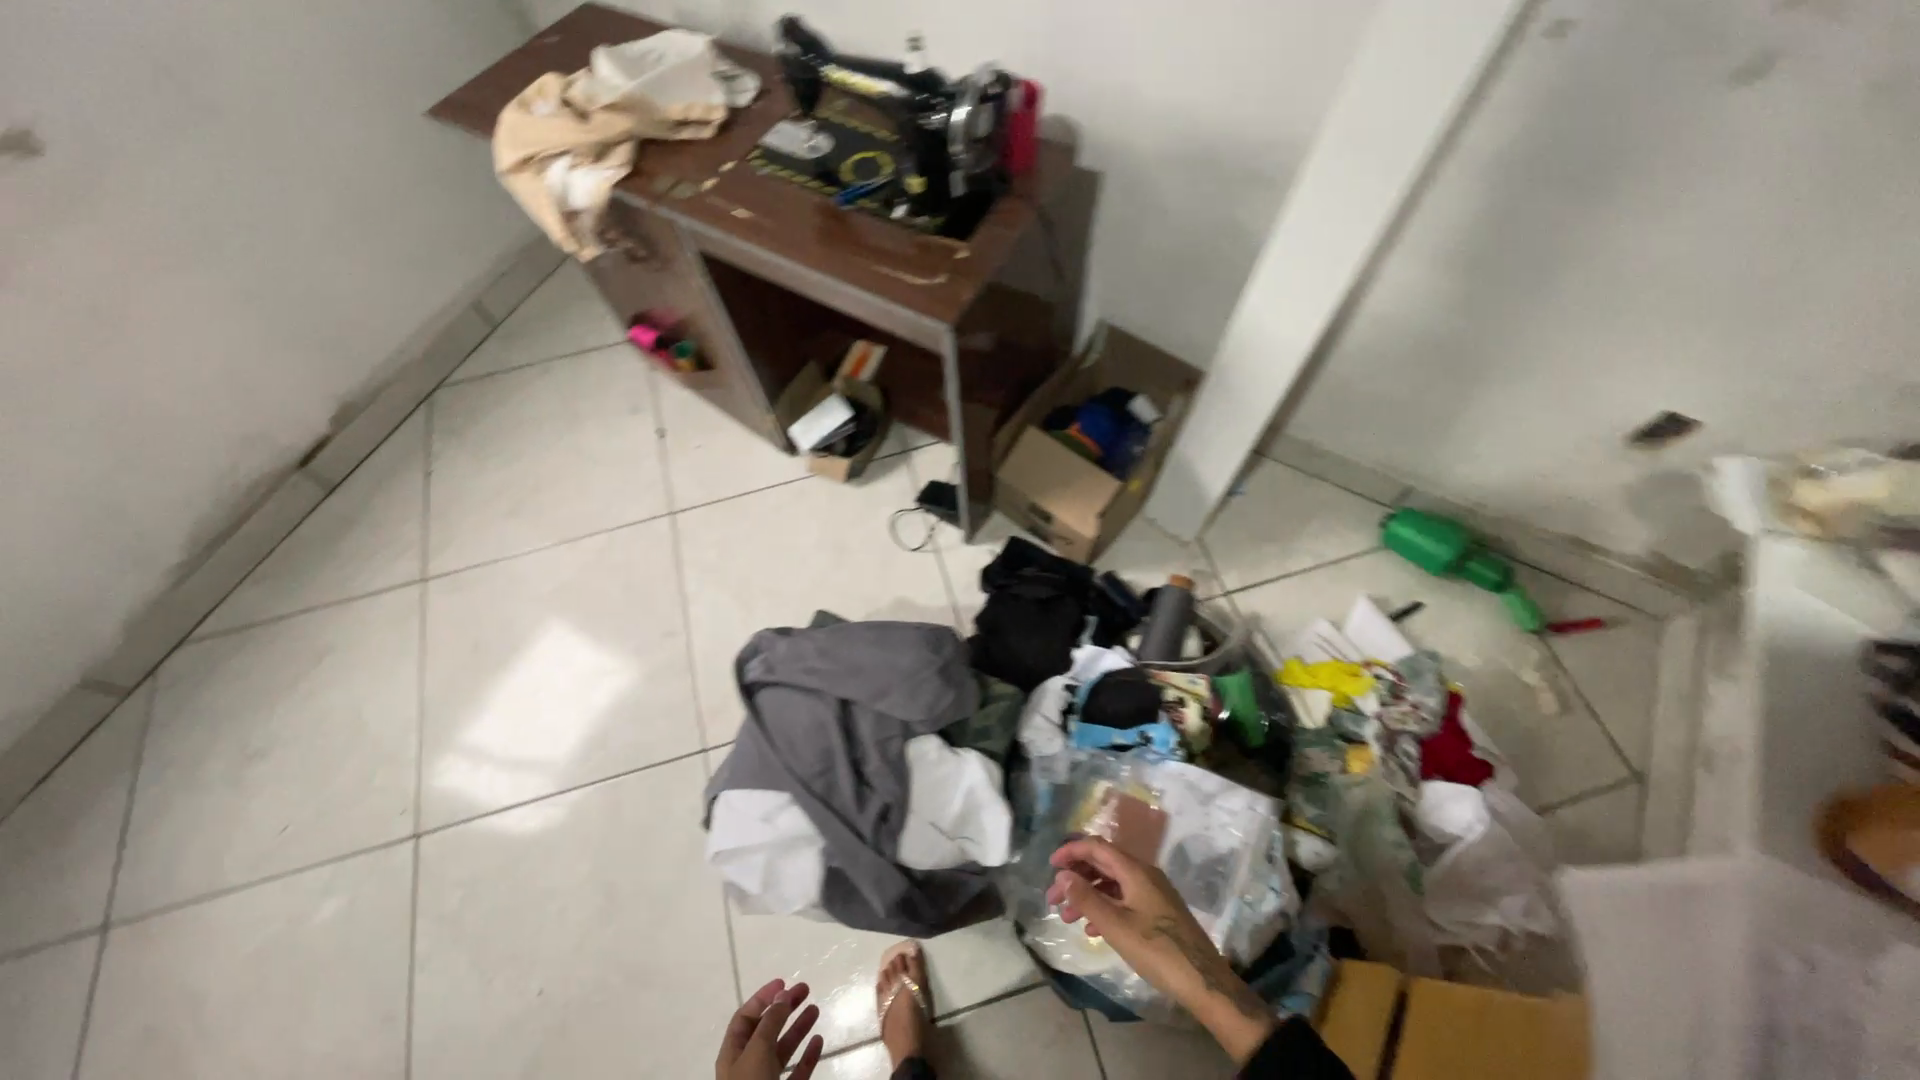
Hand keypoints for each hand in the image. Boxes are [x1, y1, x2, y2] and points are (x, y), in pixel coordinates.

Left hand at [716, 979, 823, 1079]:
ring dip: (798, 1028)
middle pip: (767, 1030)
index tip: (784, 982)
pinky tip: (818, 1041)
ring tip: (815, 1009)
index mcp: (733, 1054)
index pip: (746, 1018)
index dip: (763, 998)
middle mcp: (748, 1066)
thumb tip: (781, 993)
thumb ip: (770, 1022)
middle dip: (784, 1008)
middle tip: (805, 989)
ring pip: (783, 1050)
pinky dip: (807, 1057)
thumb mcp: (757, 1051)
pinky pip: (796, 1073)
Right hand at [1048, 837, 1274, 1063]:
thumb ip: (1086, 898)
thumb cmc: (1156, 950)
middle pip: (1103, 864)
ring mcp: (1152, 893)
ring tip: (1066, 918)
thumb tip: (1063, 875)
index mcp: (1135, 871)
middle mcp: (1144, 875)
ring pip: (1112, 884)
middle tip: (1052, 898)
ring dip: (1087, 896)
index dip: (1072, 851)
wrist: (1202, 980)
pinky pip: (1123, 900)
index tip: (1050, 865)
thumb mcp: (1115, 925)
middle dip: (1075, 878)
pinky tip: (1092, 929)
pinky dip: (1104, 908)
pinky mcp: (1157, 911)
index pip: (1098, 847)